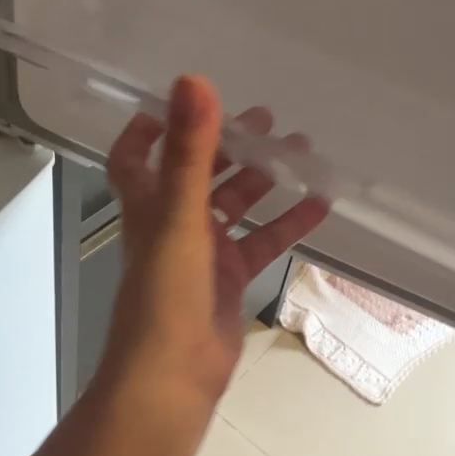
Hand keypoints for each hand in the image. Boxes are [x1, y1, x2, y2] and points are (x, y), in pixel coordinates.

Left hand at [99, 75, 328, 401]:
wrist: (172, 374)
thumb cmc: (166, 292)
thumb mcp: (179, 214)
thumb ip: (189, 150)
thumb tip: (192, 81)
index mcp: (146, 204)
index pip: (134, 156)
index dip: (150, 129)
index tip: (185, 103)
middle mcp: (170, 222)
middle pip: (197, 173)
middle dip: (228, 146)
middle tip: (266, 121)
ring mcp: (201, 253)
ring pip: (234, 205)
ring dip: (263, 179)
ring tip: (301, 151)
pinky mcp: (228, 279)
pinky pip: (260, 242)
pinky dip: (286, 224)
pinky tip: (320, 205)